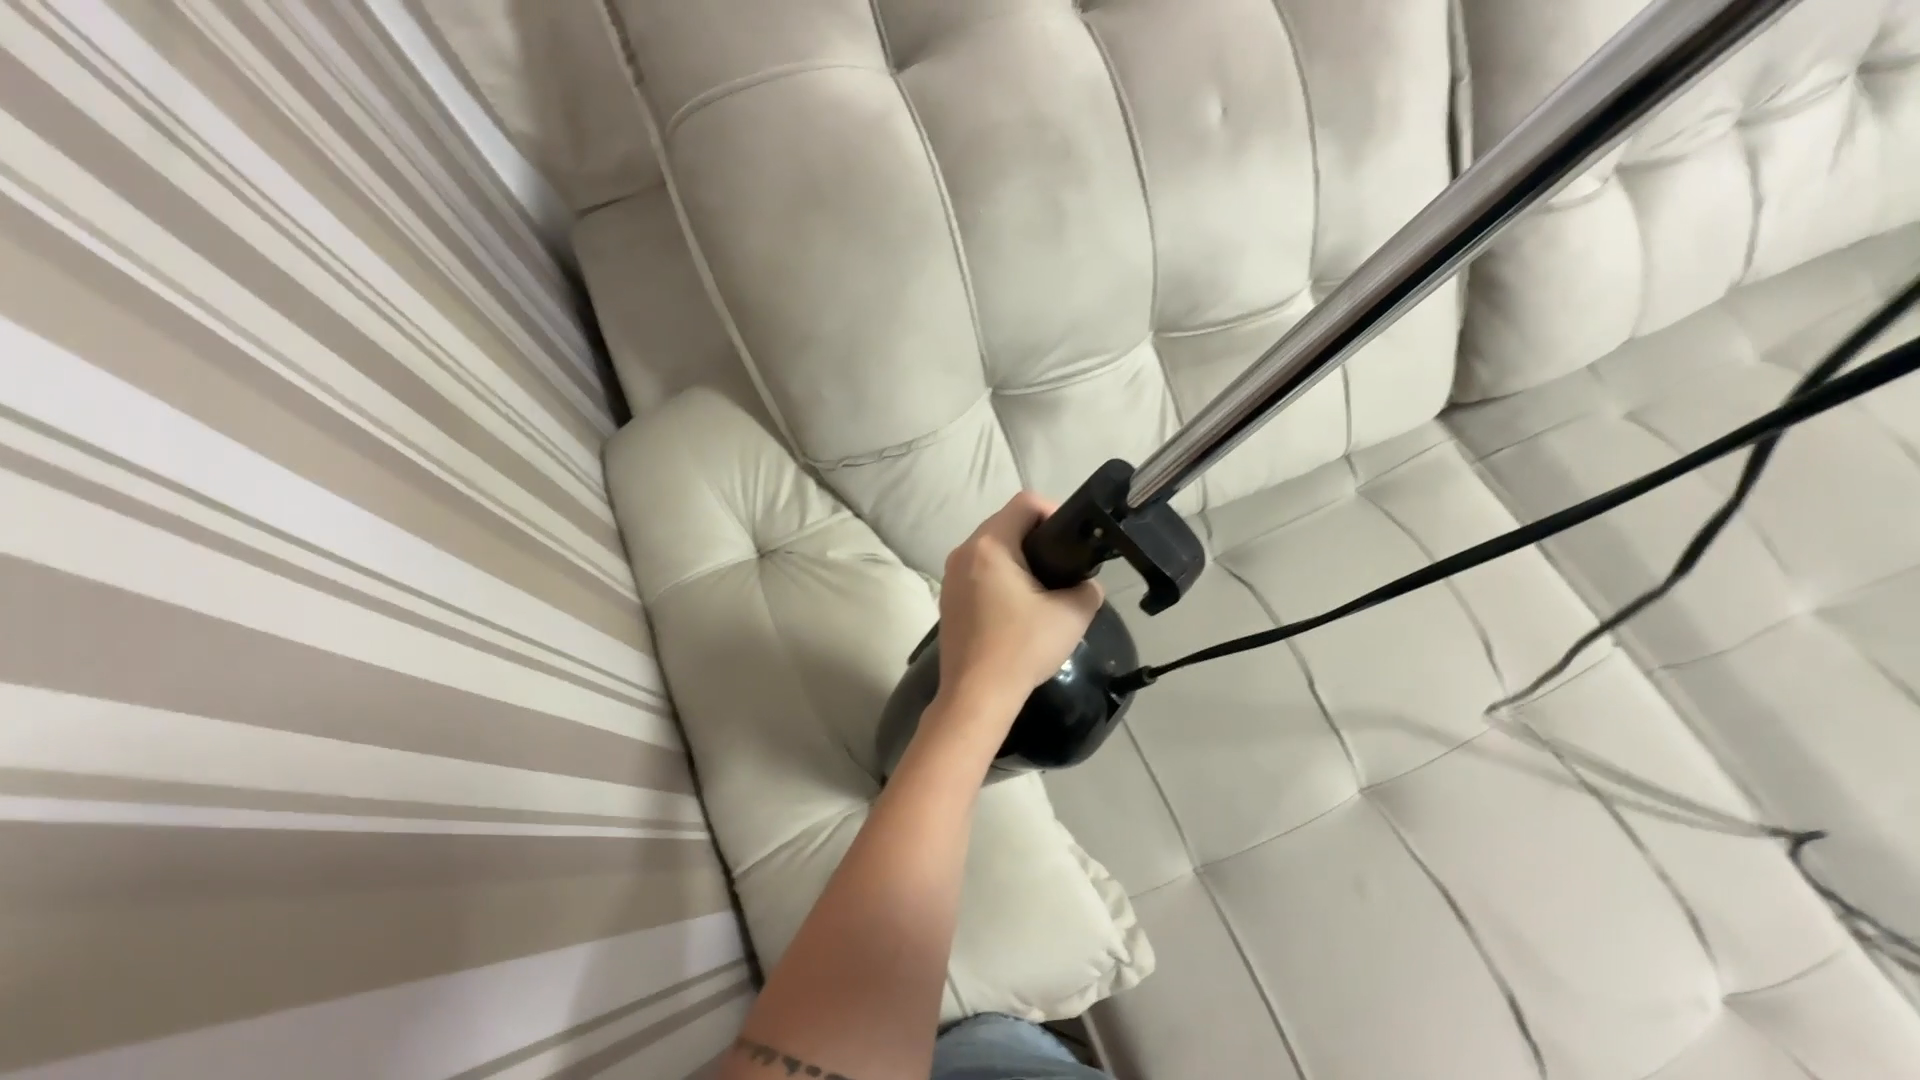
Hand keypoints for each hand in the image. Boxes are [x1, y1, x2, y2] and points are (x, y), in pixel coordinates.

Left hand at [934, 492, 1103, 721]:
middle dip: (1038, 536)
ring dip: (1018, 558)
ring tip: (1047, 584)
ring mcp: (951, 577)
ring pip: (991, 549)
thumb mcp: (1070, 616)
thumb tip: (1087, 586)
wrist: (976, 695)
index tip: (1073, 538)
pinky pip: (979, 573)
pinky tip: (1020, 606)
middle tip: (1065, 561)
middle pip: (1006, 524)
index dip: (1055, 511)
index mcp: (989, 546)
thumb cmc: (1022, 648)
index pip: (1025, 503)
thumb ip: (1087, 590)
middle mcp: (964, 553)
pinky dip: (1001, 578)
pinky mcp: (949, 600)